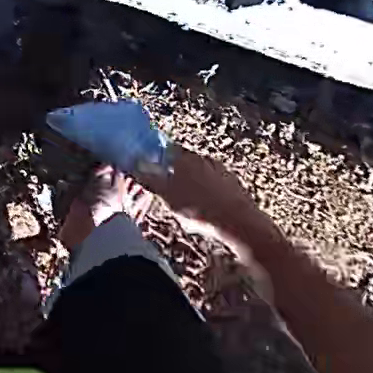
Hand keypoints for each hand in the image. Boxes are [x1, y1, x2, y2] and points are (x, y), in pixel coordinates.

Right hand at [141, 148, 282, 259]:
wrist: (240, 224)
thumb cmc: (199, 208)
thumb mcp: (166, 196)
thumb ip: (149, 178)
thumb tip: (133, 165)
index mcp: (185, 157)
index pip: (166, 149)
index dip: (156, 157)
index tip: (149, 166)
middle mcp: (204, 159)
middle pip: (183, 160)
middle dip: (174, 170)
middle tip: (166, 186)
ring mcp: (221, 171)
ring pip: (200, 172)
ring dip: (191, 181)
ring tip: (185, 199)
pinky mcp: (235, 185)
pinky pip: (214, 184)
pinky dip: (207, 191)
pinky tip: (204, 206)